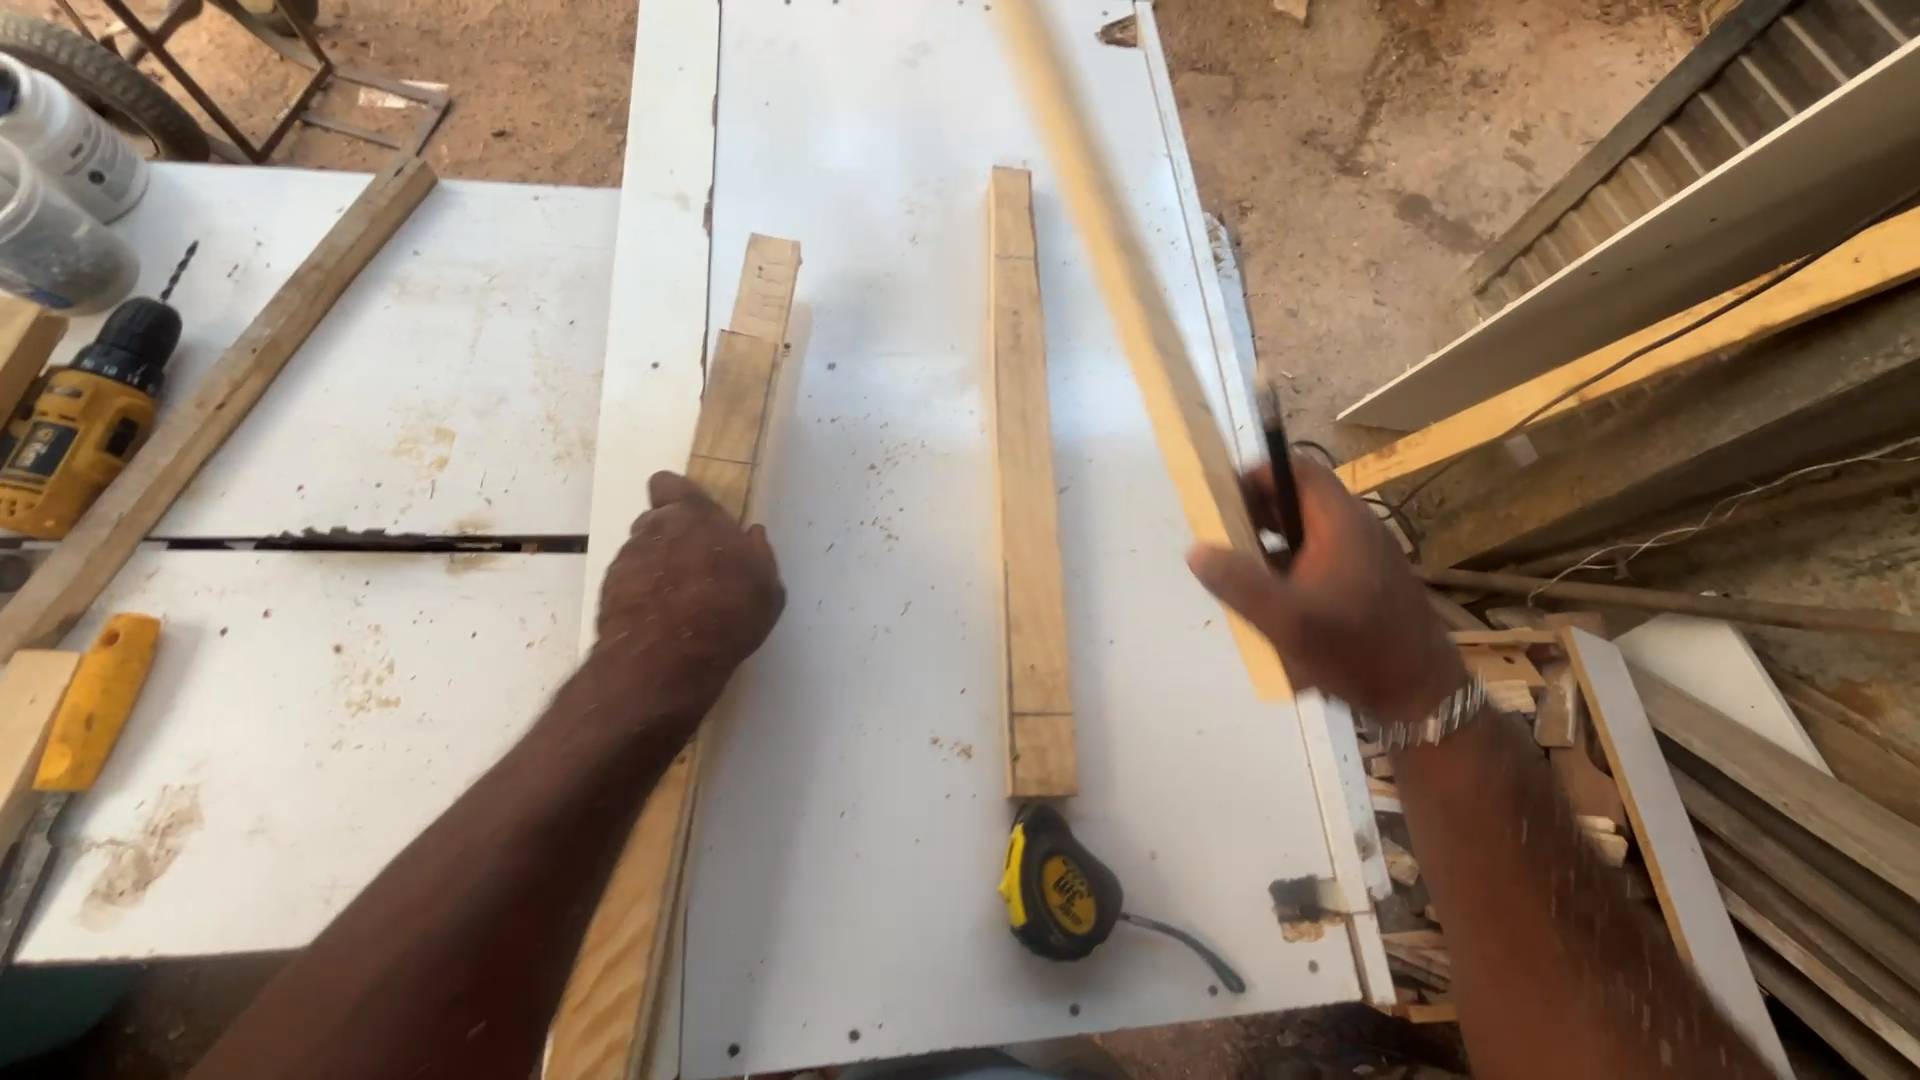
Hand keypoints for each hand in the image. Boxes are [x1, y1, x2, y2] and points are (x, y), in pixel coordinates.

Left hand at [595, 471, 785, 675]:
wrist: (667, 657)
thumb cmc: (729, 612)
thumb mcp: (766, 588)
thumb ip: (759, 555)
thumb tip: (752, 535)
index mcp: (696, 514)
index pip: (670, 484)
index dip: (678, 497)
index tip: (696, 519)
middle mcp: (655, 528)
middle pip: (656, 520)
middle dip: (672, 538)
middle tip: (694, 567)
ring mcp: (626, 559)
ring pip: (641, 552)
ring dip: (657, 568)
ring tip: (678, 602)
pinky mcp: (607, 590)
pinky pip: (628, 583)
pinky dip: (642, 594)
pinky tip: (661, 621)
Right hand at [1187, 455, 1464, 727]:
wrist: (1421, 697)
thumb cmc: (1354, 650)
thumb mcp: (1285, 620)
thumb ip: (1238, 583)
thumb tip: (1197, 550)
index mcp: (1340, 523)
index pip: (1297, 469)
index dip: (1257, 474)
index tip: (1222, 498)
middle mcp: (1358, 529)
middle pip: (1300, 498)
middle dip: (1258, 512)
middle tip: (1223, 537)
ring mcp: (1367, 556)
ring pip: (1310, 530)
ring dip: (1273, 542)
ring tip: (1242, 570)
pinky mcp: (1370, 582)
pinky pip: (1322, 557)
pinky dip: (1293, 565)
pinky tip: (1276, 600)